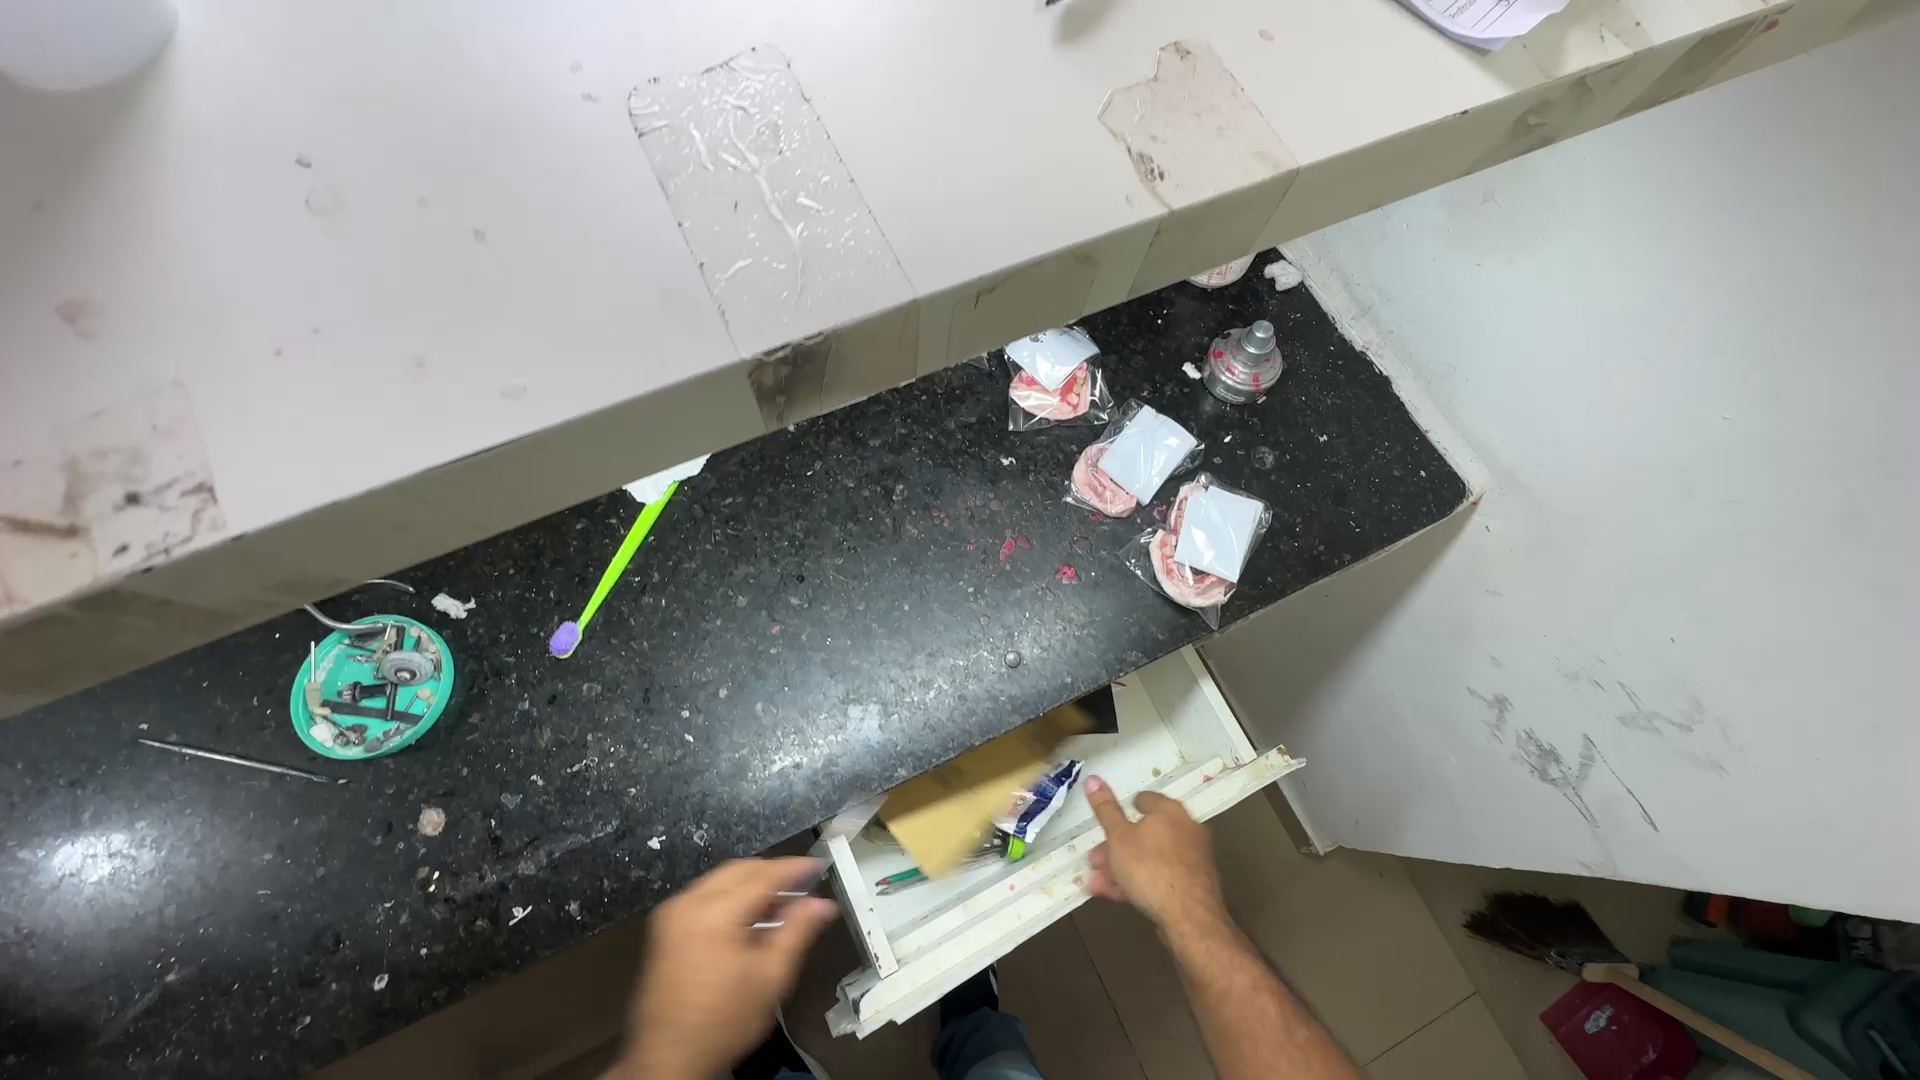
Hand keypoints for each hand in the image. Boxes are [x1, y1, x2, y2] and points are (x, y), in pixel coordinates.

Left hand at [611, 857, 837, 1079]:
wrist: (668, 1061)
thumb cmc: (726, 1021)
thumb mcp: (771, 978)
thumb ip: (798, 931)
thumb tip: (824, 903)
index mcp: (715, 912)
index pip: (764, 876)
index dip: (795, 868)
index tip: (820, 865)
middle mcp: (689, 901)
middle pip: (740, 870)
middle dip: (773, 873)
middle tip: (804, 885)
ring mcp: (673, 913)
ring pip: (722, 879)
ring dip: (753, 883)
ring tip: (782, 903)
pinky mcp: (666, 926)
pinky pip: (706, 894)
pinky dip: (732, 895)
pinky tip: (751, 916)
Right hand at [1085, 775, 1228, 936]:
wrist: (1189, 917)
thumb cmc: (1149, 867)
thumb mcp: (1119, 837)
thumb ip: (1105, 810)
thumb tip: (1093, 778)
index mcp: (1170, 811)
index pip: (1146, 800)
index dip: (1126, 808)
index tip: (1110, 820)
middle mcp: (1186, 830)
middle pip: (1145, 833)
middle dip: (1116, 847)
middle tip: (1095, 859)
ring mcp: (1192, 860)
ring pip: (1150, 858)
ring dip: (1122, 867)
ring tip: (1097, 882)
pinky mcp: (1192, 886)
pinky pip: (1161, 877)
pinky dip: (1139, 882)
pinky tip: (1116, 895)